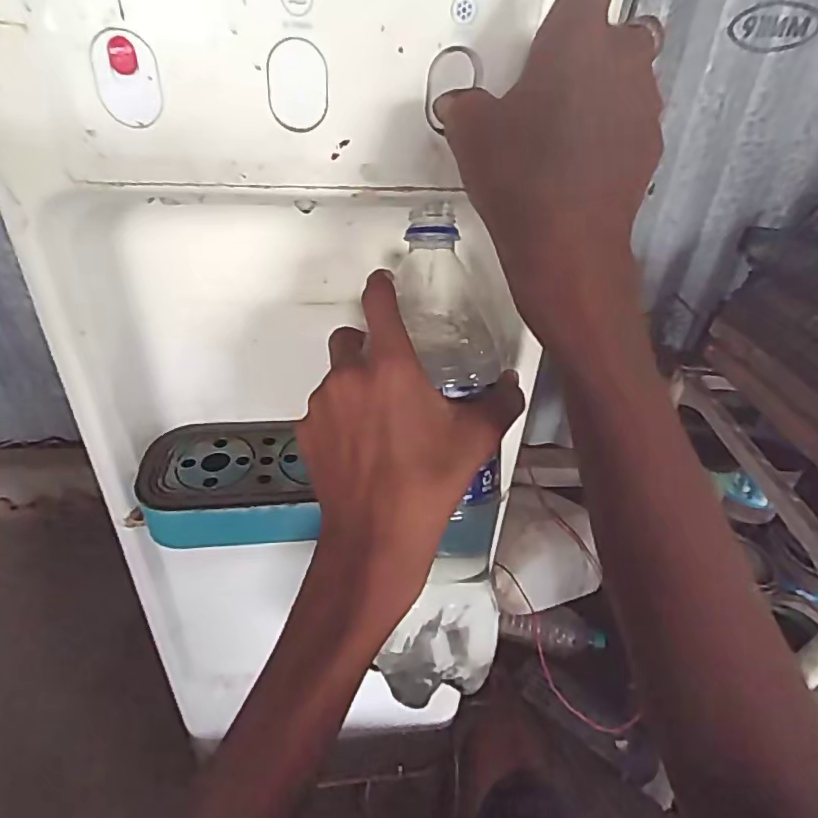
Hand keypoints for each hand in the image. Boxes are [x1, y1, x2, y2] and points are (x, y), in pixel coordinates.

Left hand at [297, 271, 523, 617]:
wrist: (377, 535)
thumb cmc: (427, 482)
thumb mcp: (475, 439)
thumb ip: (499, 401)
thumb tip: (510, 383)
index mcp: (391, 367)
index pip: (378, 305)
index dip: (380, 287)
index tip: (382, 281)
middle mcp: (349, 376)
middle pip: (348, 337)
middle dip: (365, 344)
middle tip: (388, 371)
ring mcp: (322, 404)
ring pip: (334, 376)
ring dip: (352, 384)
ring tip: (378, 420)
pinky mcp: (307, 432)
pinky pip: (321, 410)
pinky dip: (337, 416)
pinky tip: (359, 445)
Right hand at [435, 0, 661, 357]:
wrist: (568, 252)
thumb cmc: (518, 181)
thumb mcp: (473, 136)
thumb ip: (469, 106)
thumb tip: (463, 103)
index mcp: (574, 41)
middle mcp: (620, 61)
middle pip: (620, 26)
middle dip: (593, 42)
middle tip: (555, 82)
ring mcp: (643, 104)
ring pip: (627, 74)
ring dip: (599, 88)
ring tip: (559, 135)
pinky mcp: (650, 144)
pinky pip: (629, 116)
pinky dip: (606, 126)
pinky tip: (577, 164)